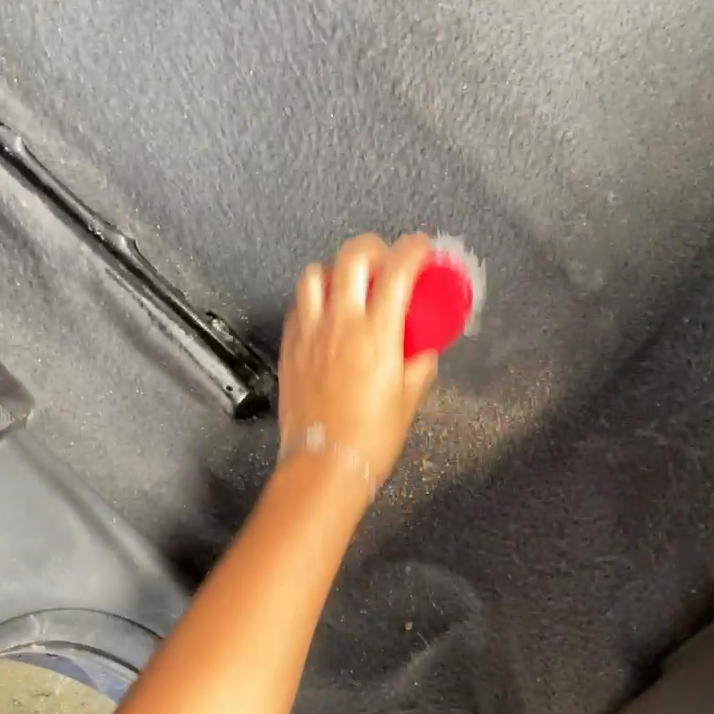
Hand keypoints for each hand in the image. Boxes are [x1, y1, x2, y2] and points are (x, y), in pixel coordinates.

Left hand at [279, 233, 440, 490]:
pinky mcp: (290, 350)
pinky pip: (298, 307)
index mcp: (378, 334)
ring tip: (349, 283)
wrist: (325, 465)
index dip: (414, 249)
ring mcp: (311, 335)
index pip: (398, 270)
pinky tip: (324, 315)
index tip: (422, 249)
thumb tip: (423, 354)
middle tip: (386, 259)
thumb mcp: (408, 402)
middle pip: (352, 256)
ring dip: (336, 270)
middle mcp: (341, 325)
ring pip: (315, 274)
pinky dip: (313, 299)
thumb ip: (418, 369)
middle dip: (374, 247)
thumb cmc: (367, 440)